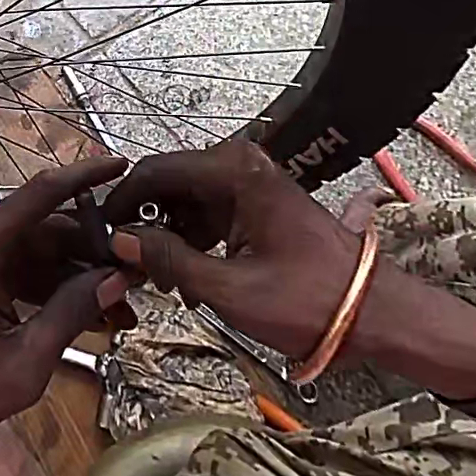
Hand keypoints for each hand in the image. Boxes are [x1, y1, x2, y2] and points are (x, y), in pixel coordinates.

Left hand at [0, 155, 134, 449]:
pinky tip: (96, 317)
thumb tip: (116, 279)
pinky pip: (30, 270)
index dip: (86, 174)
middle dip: (97, 250)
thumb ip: (71, 313)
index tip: (123, 164)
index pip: (43, 192)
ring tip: (127, 308)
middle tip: (141, 272)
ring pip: (46, 252)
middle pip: (52, 228)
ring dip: (83, 277)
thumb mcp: (23, 361)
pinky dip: (60, 290)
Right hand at [103, 140, 360, 359]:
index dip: (122, 203)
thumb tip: (117, 240)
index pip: (154, 171)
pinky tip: (188, 277)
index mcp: (232, 170)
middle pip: (167, 183)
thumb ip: (168, 260)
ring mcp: (245, 180)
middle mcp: (236, 163)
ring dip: (167, 235)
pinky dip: (189, 239)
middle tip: (131, 267)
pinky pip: (203, 210)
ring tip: (164, 281)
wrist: (375, 312)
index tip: (100, 236)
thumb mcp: (230, 288)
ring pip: (182, 198)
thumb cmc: (309, 300)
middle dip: (145, 223)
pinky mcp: (251, 200)